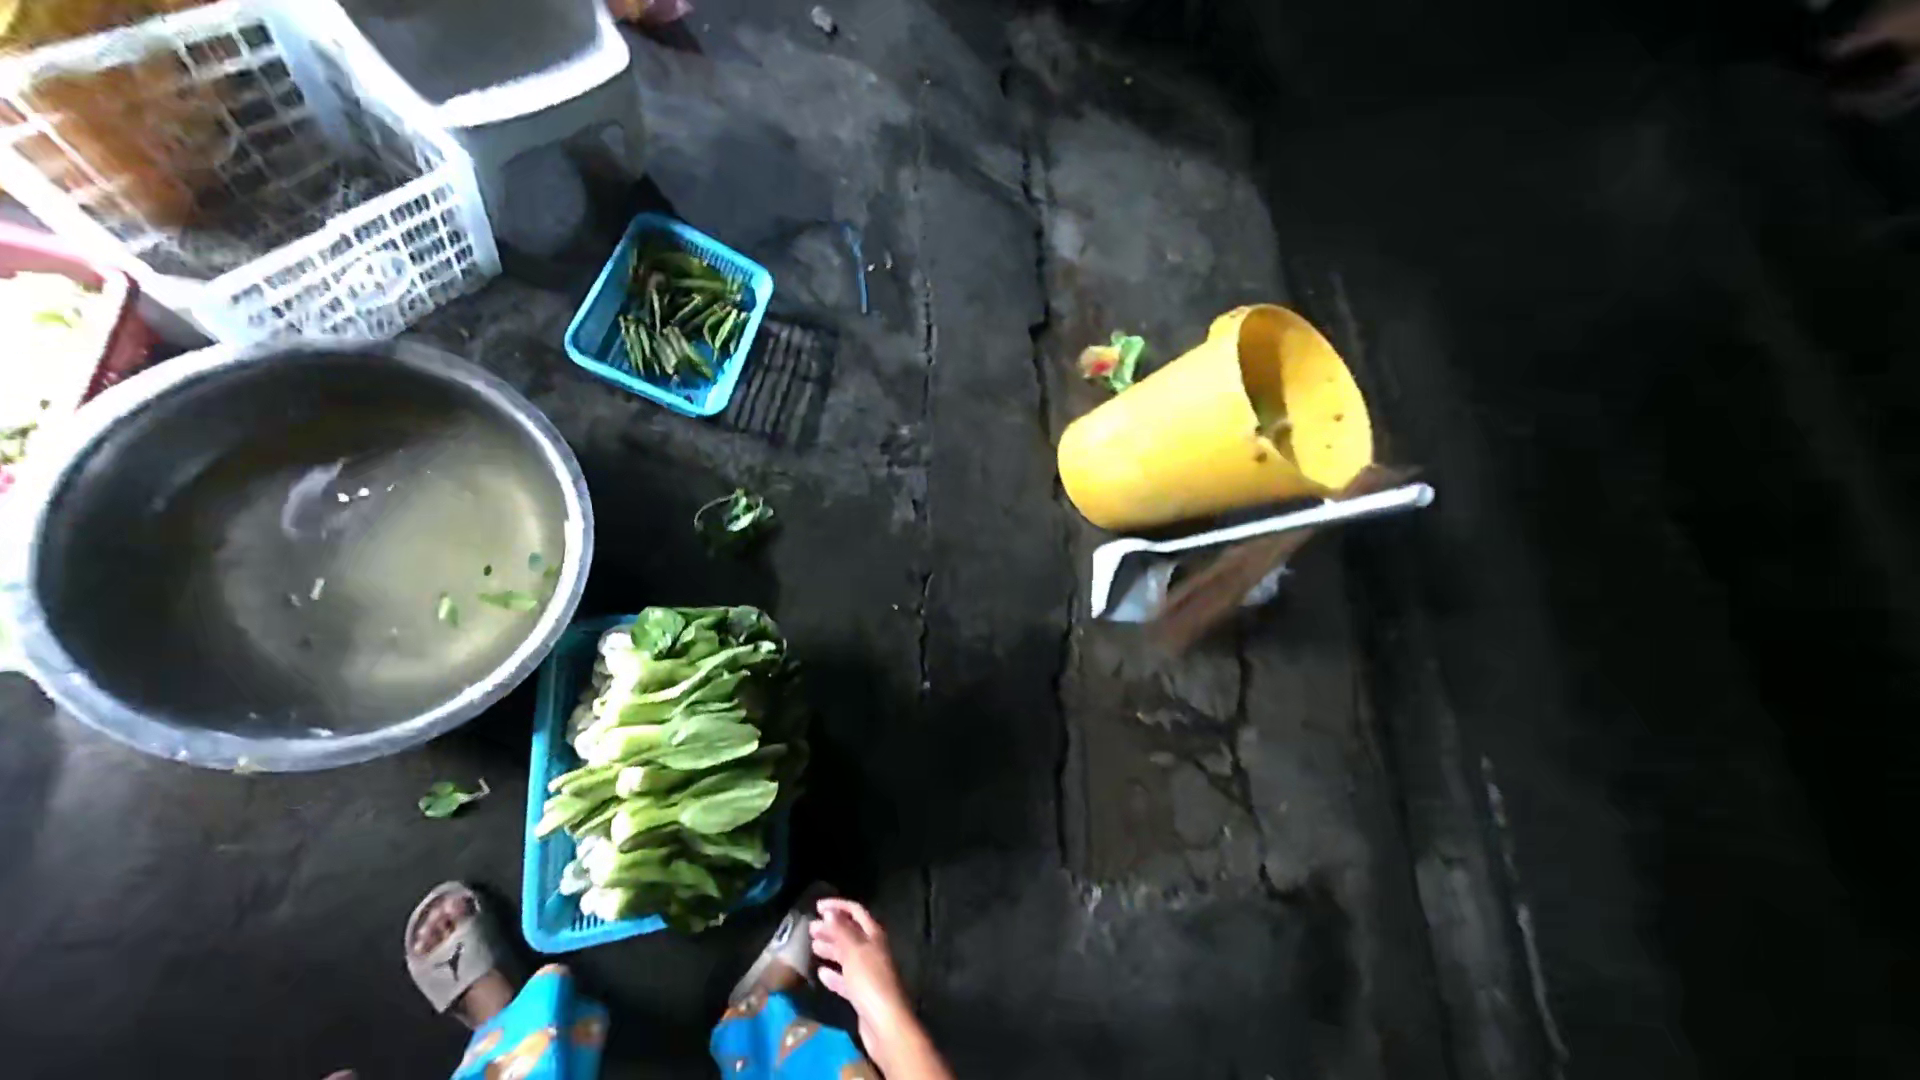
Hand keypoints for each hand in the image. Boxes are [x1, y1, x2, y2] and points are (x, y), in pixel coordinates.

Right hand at [809, 899, 908, 1033]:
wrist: (885, 1023)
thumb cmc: (870, 980)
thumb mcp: (854, 950)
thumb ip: (841, 930)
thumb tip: (829, 912)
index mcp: (874, 934)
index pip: (855, 911)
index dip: (837, 906)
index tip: (817, 906)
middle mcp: (872, 949)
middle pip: (850, 932)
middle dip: (830, 928)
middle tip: (810, 928)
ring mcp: (867, 971)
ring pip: (846, 954)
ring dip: (830, 948)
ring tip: (812, 946)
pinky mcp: (862, 992)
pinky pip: (845, 978)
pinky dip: (833, 974)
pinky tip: (820, 973)